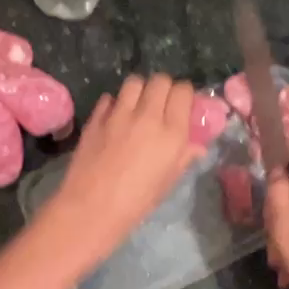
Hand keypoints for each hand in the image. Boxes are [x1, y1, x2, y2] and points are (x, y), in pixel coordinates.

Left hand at [46, 73, 202, 255]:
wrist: (92, 208)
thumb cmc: (137, 201)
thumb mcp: (168, 182)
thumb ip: (184, 157)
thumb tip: (196, 146)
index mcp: (172, 132)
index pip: (183, 91)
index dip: (184, 94)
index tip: (182, 105)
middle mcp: (147, 116)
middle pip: (160, 80)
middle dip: (163, 88)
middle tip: (161, 104)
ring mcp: (118, 114)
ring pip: (134, 82)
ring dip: (140, 90)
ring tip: (138, 106)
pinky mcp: (96, 118)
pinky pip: (109, 98)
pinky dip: (115, 103)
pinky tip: (115, 118)